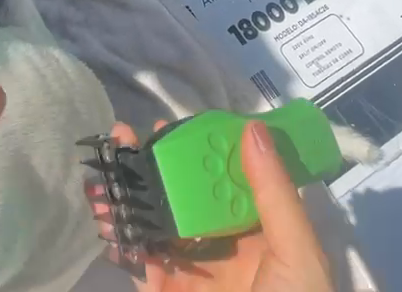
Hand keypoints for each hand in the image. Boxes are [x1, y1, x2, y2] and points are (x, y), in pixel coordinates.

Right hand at [90, 120, 333, 291]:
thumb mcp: (298, 258)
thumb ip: (276, 195)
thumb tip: (252, 127)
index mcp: (261, 232)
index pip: (230, 177)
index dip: (204, 147)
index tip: (177, 125)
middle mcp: (223, 243)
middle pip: (186, 190)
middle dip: (157, 160)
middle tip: (129, 133)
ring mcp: (189, 266)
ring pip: (156, 213)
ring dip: (130, 183)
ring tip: (109, 155)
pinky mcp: (161, 287)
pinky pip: (136, 250)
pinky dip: (117, 224)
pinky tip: (102, 200)